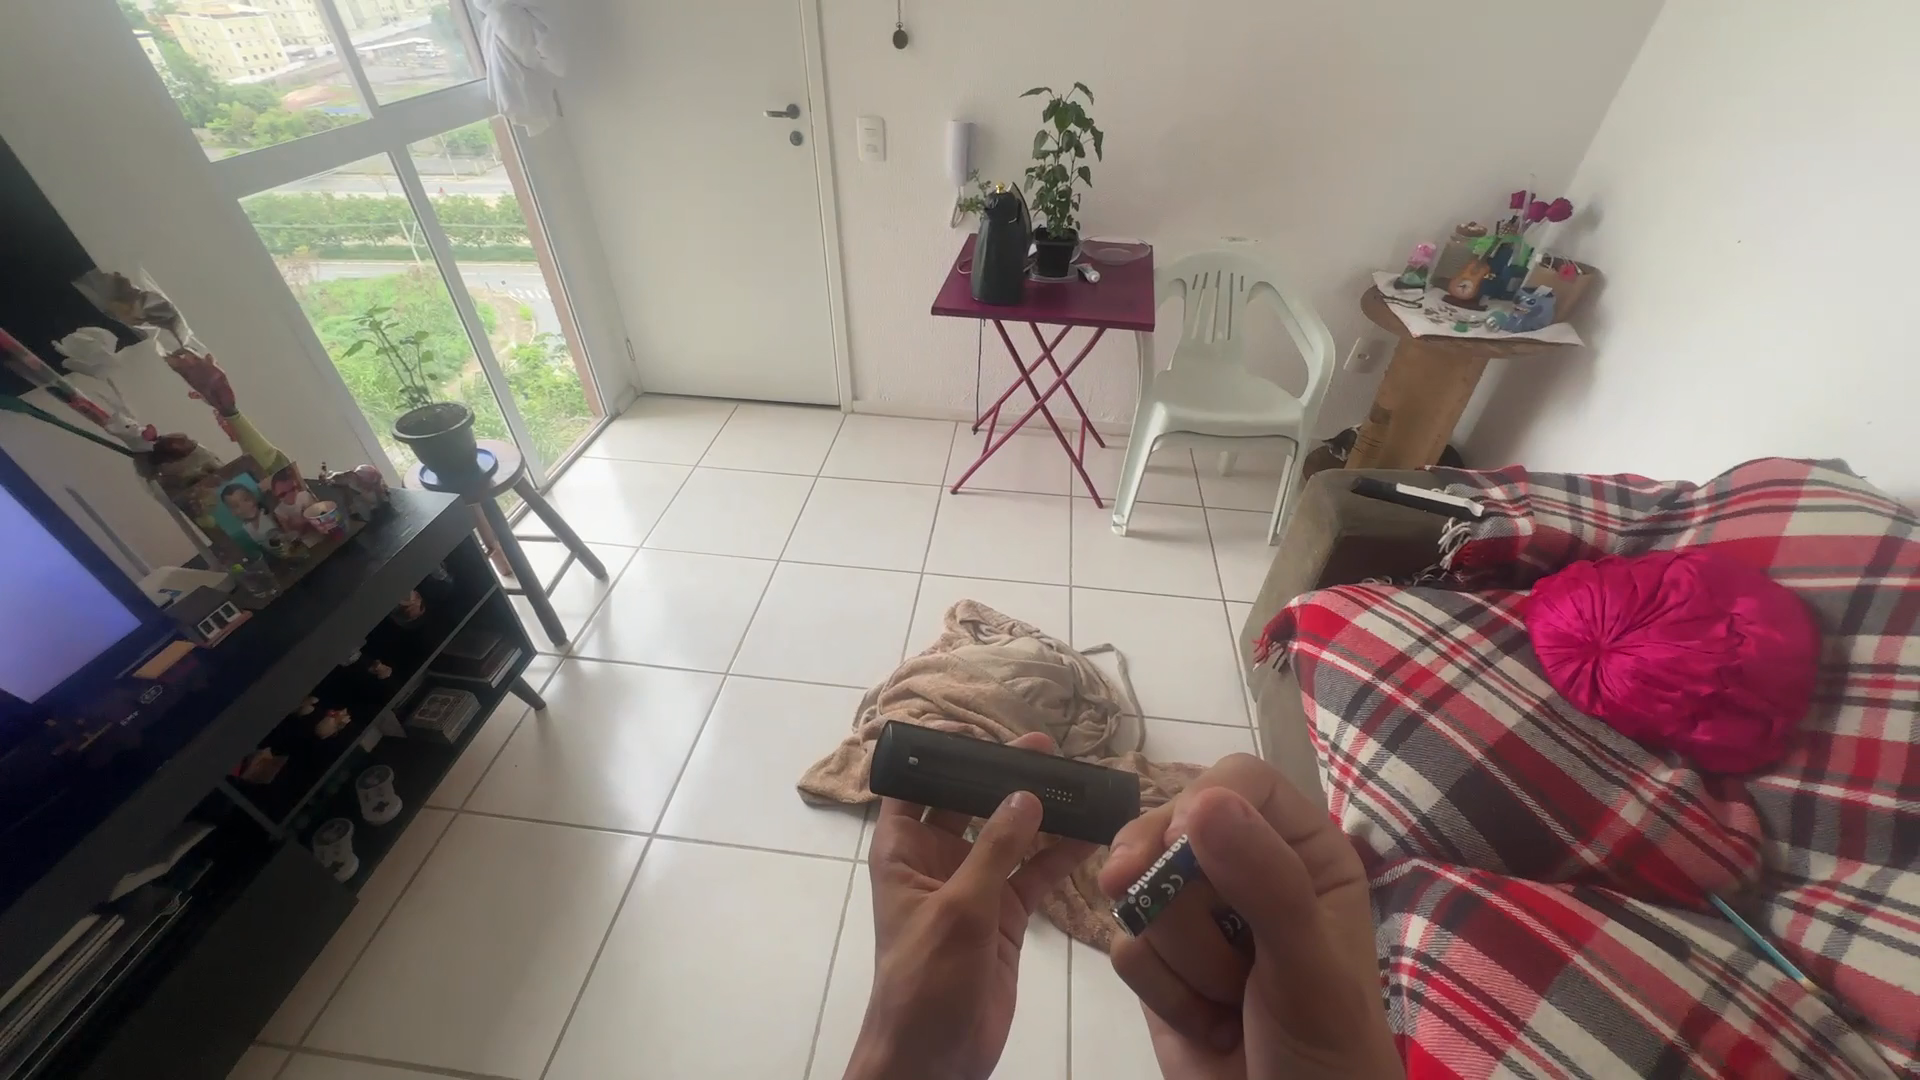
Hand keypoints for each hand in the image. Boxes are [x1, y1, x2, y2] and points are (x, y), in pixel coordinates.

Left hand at [845, 731, 1095, 1079]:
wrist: (935, 1059)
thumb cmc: (925, 978)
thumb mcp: (958, 909)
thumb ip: (994, 850)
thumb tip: (1026, 794)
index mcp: (903, 848)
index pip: (913, 784)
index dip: (937, 754)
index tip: (976, 731)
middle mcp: (937, 856)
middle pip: (969, 800)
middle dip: (1001, 773)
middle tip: (1041, 746)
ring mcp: (973, 883)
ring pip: (1008, 832)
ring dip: (1037, 809)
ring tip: (1073, 778)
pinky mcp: (1004, 912)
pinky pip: (1033, 872)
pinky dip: (1059, 853)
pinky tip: (1089, 832)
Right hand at [1098, 754, 1400, 1079]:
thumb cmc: (1328, 1061)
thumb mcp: (1312, 975)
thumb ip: (1268, 884)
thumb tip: (1202, 801)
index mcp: (1302, 850)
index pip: (1242, 781)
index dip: (1205, 802)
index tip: (1177, 843)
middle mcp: (1247, 866)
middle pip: (1172, 826)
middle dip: (1179, 895)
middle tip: (1186, 932)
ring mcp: (1197, 909)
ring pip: (1141, 885)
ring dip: (1182, 957)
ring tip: (1230, 1000)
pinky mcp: (1158, 952)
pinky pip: (1125, 940)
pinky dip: (1162, 989)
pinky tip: (1204, 1020)